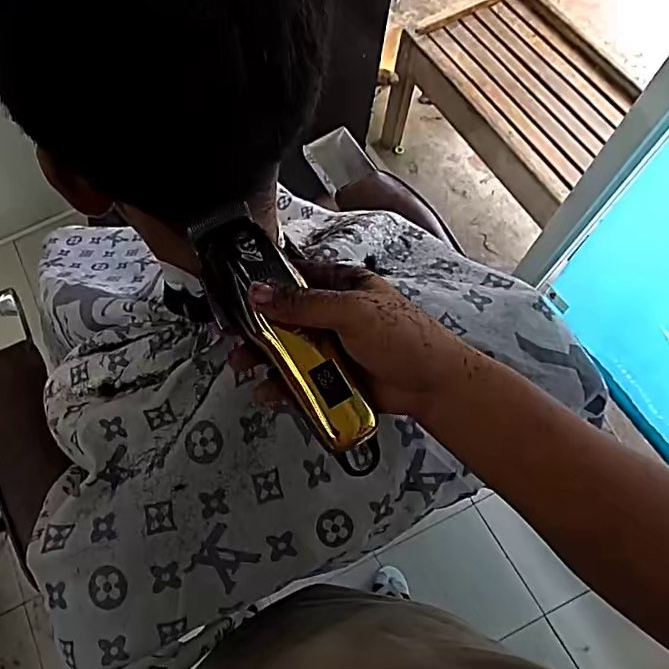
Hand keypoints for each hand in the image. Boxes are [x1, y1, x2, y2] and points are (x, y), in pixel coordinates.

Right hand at [231, 262, 484, 417]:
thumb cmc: (406, 338)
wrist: (432, 386)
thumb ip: (303, 303)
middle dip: (259, 330)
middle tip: (237, 338)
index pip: (296, 278)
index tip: (241, 298)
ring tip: (245, 365)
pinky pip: (300, 379)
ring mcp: (332, 347)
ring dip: (265, 359)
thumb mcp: (352, 311)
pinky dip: (282, 386)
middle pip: (285, 318)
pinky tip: (270, 390)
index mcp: (342, 286)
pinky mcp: (332, 377)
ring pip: (288, 351)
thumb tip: (261, 293)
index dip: (267, 286)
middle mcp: (334, 314)